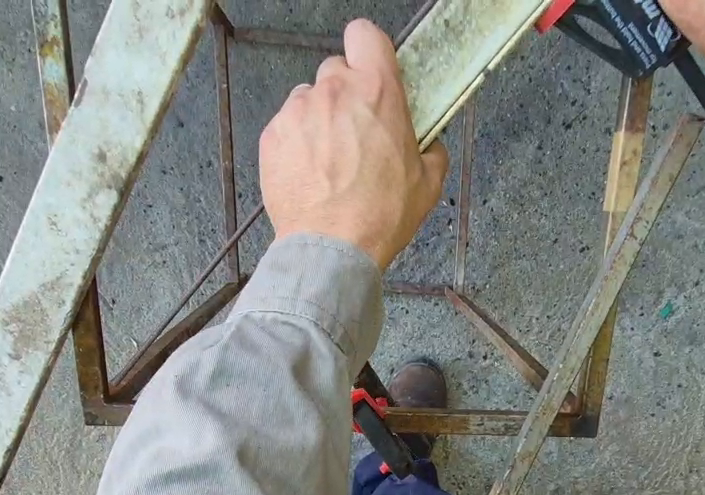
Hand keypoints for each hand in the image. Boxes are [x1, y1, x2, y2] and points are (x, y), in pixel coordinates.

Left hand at [259, 19, 448, 270]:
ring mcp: (299, 111)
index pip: (366, 35)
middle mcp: (335, 90)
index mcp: (378, 91)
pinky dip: (295, 148)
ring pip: (308, 101)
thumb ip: (431, 151)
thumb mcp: (427, 186)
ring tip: (329, 166)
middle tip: (354, 137)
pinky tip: (310, 179)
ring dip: (318, 124)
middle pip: (335, 71)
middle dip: (344, 97)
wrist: (332, 248)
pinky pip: (286, 130)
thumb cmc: (380, 217)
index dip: (368, 53)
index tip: (371, 75)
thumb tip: (430, 145)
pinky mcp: (273, 136)